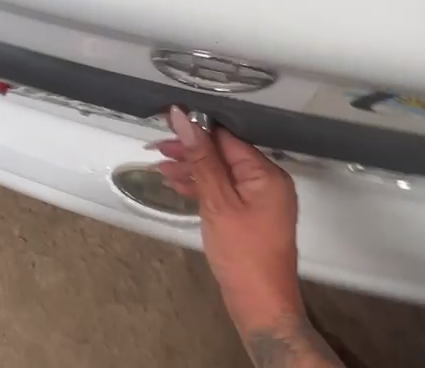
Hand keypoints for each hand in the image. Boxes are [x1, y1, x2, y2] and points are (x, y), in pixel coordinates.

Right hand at [152, 108, 303, 330]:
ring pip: (219, 171)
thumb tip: (183, 117)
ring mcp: (259, 199)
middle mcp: (267, 181)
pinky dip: (200, 186)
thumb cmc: (241, 252)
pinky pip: (222, 189)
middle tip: (157, 148)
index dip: (195, 130)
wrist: (260, 307)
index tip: (165, 124)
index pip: (226, 138)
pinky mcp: (249, 214)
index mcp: (266, 174)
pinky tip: (176, 184)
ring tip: (160, 167)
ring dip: (191, 168)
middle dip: (190, 150)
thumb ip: (200, 158)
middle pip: (222, 153)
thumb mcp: (217, 202)